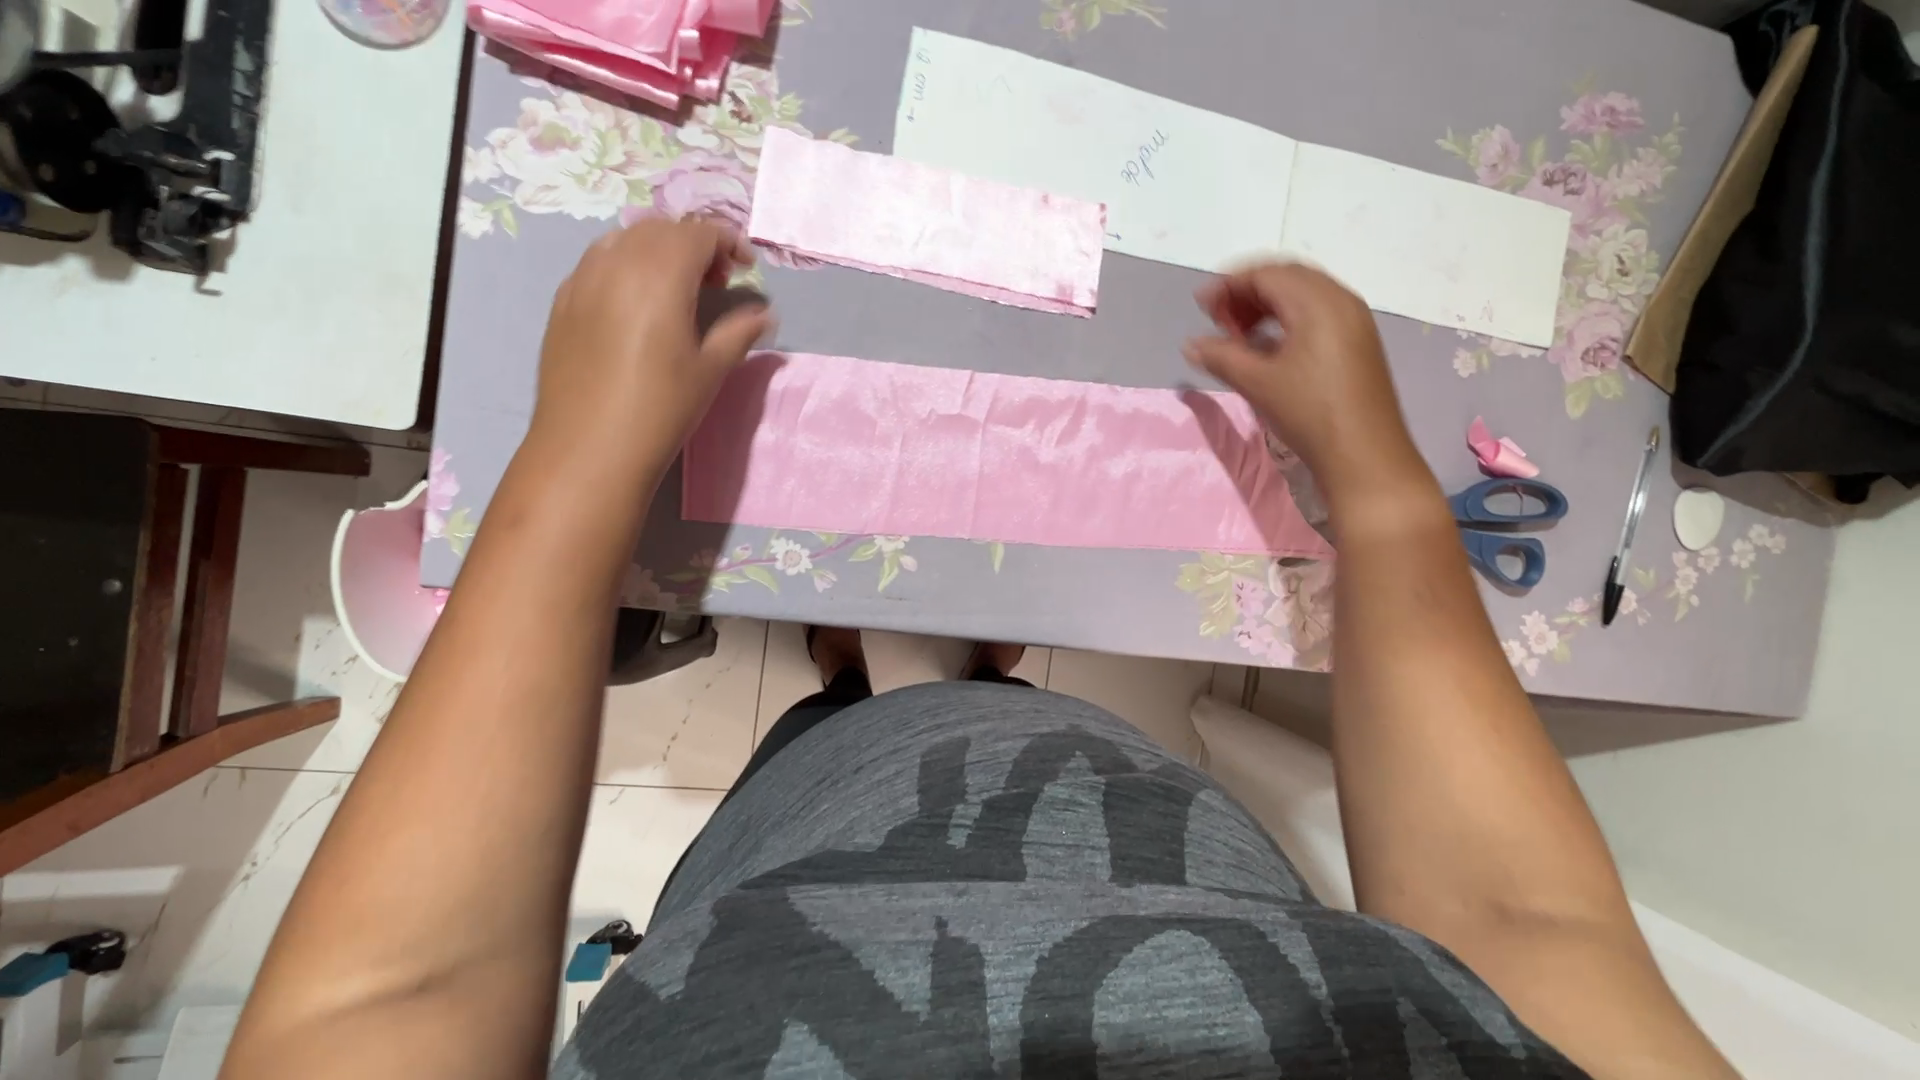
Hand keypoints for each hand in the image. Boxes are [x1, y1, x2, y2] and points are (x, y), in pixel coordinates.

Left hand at [531, 219, 772, 468]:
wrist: (589, 446)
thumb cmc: (661, 408)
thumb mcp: (711, 370)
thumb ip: (738, 331)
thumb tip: (764, 313)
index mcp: (661, 273)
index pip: (699, 232)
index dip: (728, 242)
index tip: (746, 268)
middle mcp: (619, 261)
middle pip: (662, 228)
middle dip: (694, 244)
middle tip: (716, 282)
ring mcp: (584, 278)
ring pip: (626, 238)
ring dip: (658, 250)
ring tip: (676, 289)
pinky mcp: (563, 300)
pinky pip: (598, 261)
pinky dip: (626, 265)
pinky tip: (636, 303)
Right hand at [1184, 262, 1423, 500]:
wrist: (1365, 456)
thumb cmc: (1309, 414)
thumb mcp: (1257, 383)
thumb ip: (1221, 356)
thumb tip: (1192, 345)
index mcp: (1317, 302)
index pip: (1266, 275)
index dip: (1228, 285)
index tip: (1200, 305)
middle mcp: (1340, 301)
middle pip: (1286, 278)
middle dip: (1247, 293)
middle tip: (1218, 320)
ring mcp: (1354, 321)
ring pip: (1303, 296)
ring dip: (1266, 307)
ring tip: (1239, 337)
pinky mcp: (1358, 343)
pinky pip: (1317, 314)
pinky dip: (1287, 320)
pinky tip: (1268, 349)